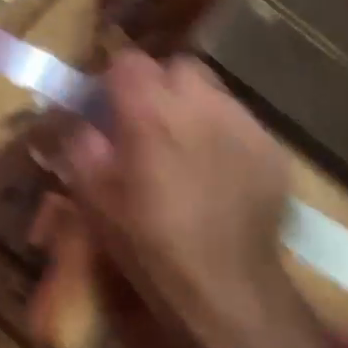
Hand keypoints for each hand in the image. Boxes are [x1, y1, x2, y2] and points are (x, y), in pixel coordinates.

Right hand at [61, 51, 306, 347]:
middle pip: (177, 67)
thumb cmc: (144, 239)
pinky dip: (221, 135)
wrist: (223, 285)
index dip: (112, 79)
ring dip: (191, 107)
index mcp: (150, 112)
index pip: (129, 61)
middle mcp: (201, 106)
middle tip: (142, 121)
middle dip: (157, 85)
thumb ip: (79, 142)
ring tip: (180, 146)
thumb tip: (74, 116)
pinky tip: (213, 172)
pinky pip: (241, 124)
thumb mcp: (89, 192)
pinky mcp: (273, 152)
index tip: (103, 103)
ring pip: (213, 92)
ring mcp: (244, 126)